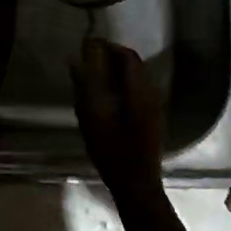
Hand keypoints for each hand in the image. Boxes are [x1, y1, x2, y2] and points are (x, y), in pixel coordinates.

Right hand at [71, 39, 163, 202]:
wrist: (137, 185)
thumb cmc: (113, 153)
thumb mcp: (93, 119)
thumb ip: (85, 88)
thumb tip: (76, 62)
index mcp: (138, 92)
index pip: (127, 57)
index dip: (109, 47)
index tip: (90, 45)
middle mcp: (150, 95)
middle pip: (134, 65)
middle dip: (113, 57)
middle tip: (90, 59)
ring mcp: (153, 107)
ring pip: (137, 77)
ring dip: (118, 71)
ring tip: (95, 75)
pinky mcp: (151, 118)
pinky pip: (138, 89)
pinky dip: (123, 83)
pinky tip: (107, 95)